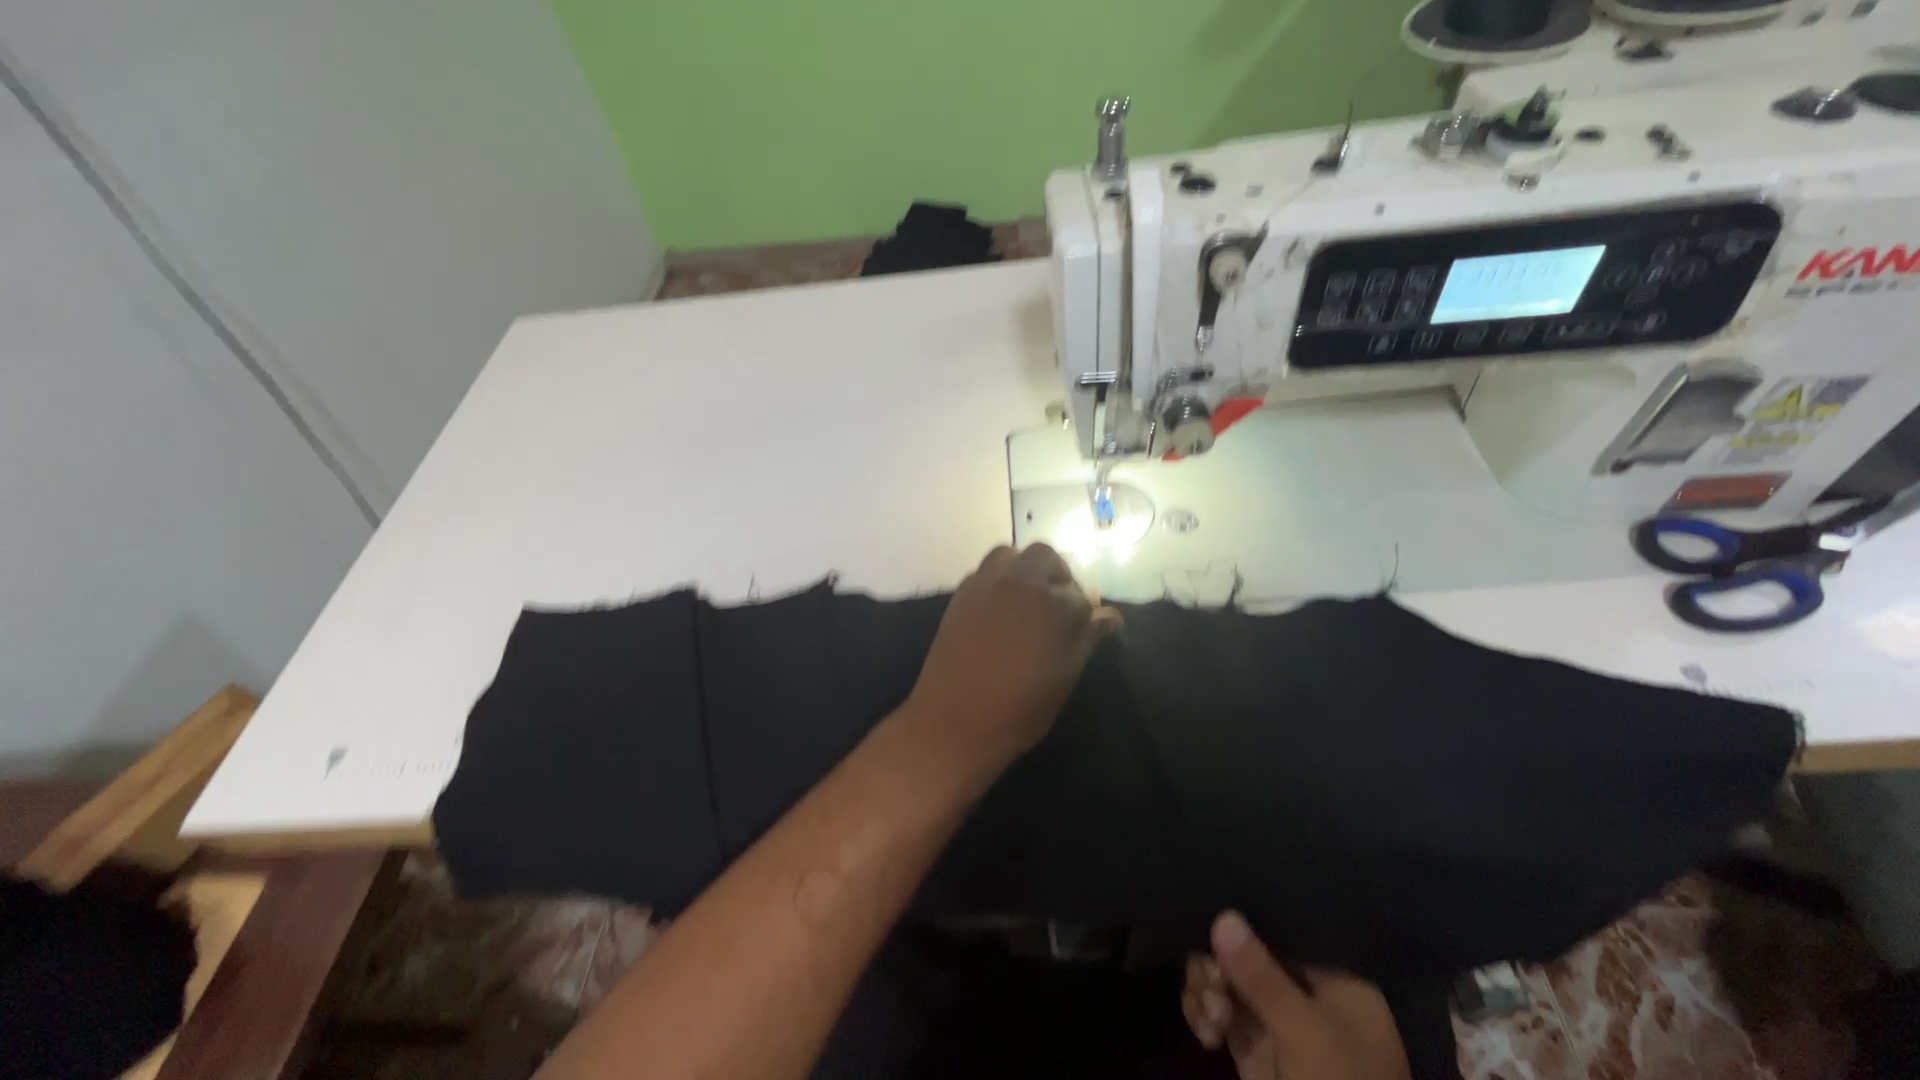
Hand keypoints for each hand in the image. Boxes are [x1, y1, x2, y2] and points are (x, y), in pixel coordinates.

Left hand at [904, 544, 1120, 762]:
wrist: (954, 723)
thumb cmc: (1019, 709)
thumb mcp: (1064, 677)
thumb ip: (1087, 638)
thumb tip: (1109, 614)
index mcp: (1052, 604)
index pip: (1080, 595)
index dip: (1086, 613)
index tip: (1084, 629)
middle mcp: (1020, 582)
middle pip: (1046, 557)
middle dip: (1058, 576)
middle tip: (1058, 608)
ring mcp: (986, 585)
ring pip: (1012, 554)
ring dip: (1026, 569)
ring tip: (1028, 601)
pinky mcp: (961, 595)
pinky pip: (985, 570)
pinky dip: (999, 579)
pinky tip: (1001, 609)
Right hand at [1183, 911, 1410, 1079]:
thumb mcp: (1304, 1035)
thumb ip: (1261, 977)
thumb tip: (1223, 915)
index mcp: (1335, 982)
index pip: (1282, 934)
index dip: (1244, 932)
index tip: (1215, 941)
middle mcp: (1305, 994)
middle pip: (1246, 955)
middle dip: (1219, 969)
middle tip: (1211, 990)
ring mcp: (1277, 1023)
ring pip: (1227, 983)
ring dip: (1206, 993)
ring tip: (1208, 1022)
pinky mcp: (1253, 1050)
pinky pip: (1219, 1014)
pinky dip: (1203, 1015)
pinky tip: (1204, 1035)